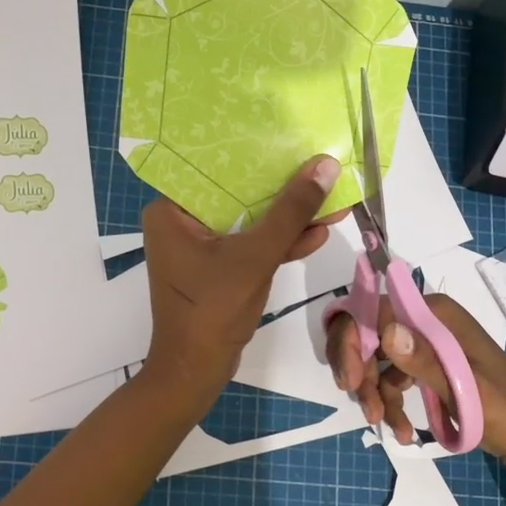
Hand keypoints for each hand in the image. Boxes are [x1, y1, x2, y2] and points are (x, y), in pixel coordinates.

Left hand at [140, 155, 342, 400]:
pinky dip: (278, 242)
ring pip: (248, 220)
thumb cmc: (213, 311)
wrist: (196, 372)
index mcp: (172, 210)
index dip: (256, 150)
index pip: (215, 166)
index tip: (292, 134)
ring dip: (288, 217)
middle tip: (321, 166)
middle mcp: (180, 222)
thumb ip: (291, 212)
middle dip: (281, 186)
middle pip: (237, 192)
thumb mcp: (256, 256)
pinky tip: (317, 232)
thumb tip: (324, 165)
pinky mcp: (215, 269)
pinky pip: (249, 245)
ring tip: (333, 198)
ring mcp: (198, 247)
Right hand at [326, 292, 505, 457]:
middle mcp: (425, 321)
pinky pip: (388, 380)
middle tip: (362, 404)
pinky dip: (387, 404)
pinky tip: (401, 430)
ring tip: (388, 425)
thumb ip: (425, 361)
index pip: (374, 310)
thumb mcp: (466, 389)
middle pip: (366, 333)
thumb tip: (386, 331)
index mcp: (436, 314)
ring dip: (372, 393)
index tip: (349, 381)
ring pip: (372, 360)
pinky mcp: (422, 367)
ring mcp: (423, 344)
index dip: (351, 340)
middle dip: (357, 369)